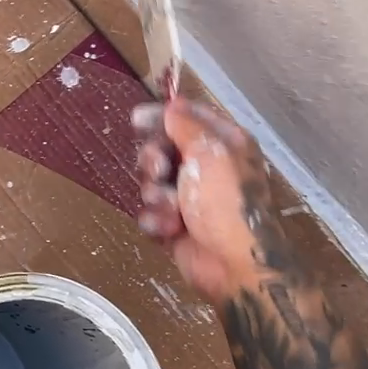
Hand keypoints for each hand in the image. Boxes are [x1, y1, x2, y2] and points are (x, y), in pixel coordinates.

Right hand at [133, 98, 292, 302]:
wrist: (231, 263)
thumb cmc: (226, 204)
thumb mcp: (210, 153)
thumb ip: (186, 125)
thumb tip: (172, 105)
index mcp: (223, 145)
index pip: (187, 118)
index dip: (161, 117)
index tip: (136, 119)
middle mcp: (205, 167)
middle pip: (160, 149)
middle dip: (153, 162)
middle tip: (161, 172)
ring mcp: (188, 197)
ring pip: (149, 183)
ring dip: (156, 196)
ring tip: (172, 209)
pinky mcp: (173, 224)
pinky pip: (148, 213)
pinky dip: (156, 220)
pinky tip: (170, 229)